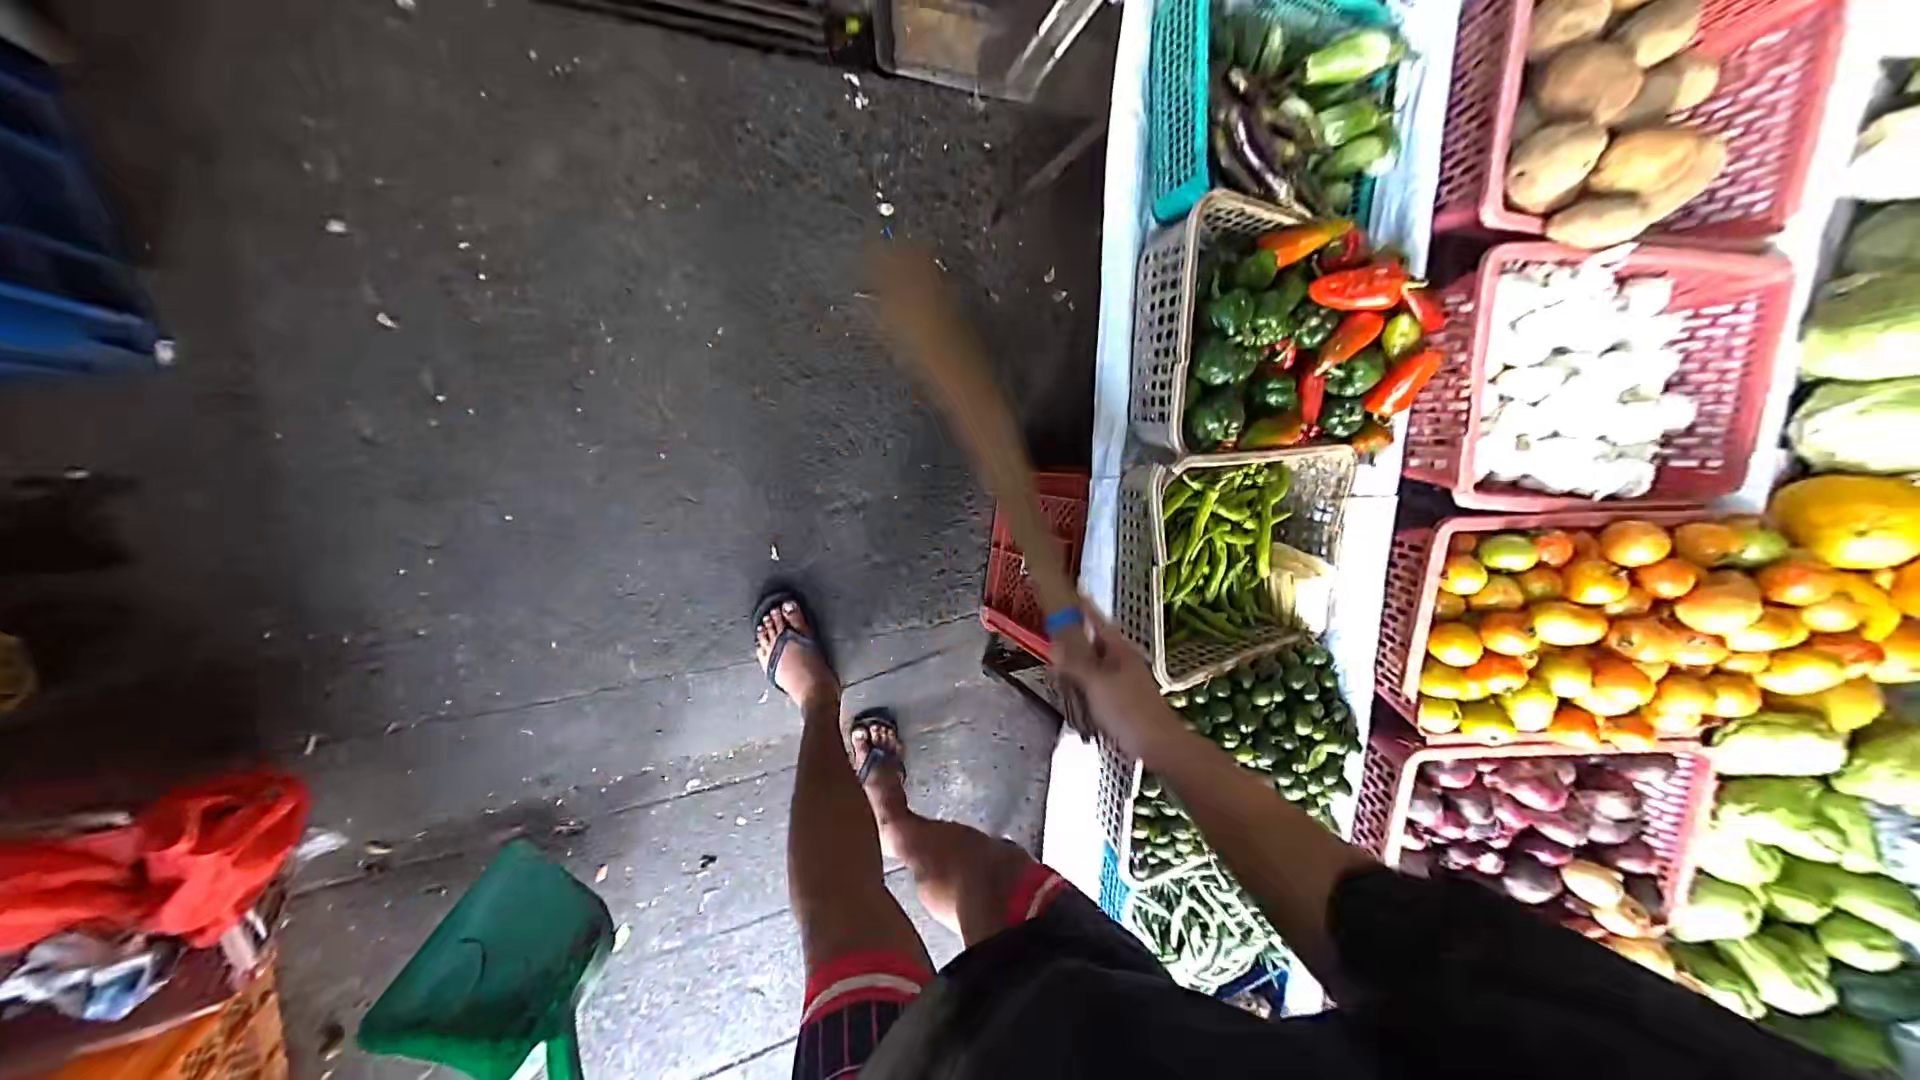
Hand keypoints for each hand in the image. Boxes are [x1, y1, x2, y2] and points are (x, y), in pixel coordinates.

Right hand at [1051, 604, 1183, 761]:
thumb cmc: (1129, 710)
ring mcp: (1122, 680)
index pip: (1096, 620)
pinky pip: (1095, 685)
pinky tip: (1073, 697)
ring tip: (1059, 673)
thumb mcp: (1096, 684)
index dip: (1081, 606)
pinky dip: (1082, 687)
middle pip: (1091, 643)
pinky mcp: (1120, 699)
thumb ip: (1075, 663)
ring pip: (1092, 666)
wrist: (1158, 745)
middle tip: (1052, 641)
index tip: (1068, 592)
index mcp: (1118, 650)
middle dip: (1071, 642)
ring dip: (1075, 669)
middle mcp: (1121, 660)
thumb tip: (1055, 644)